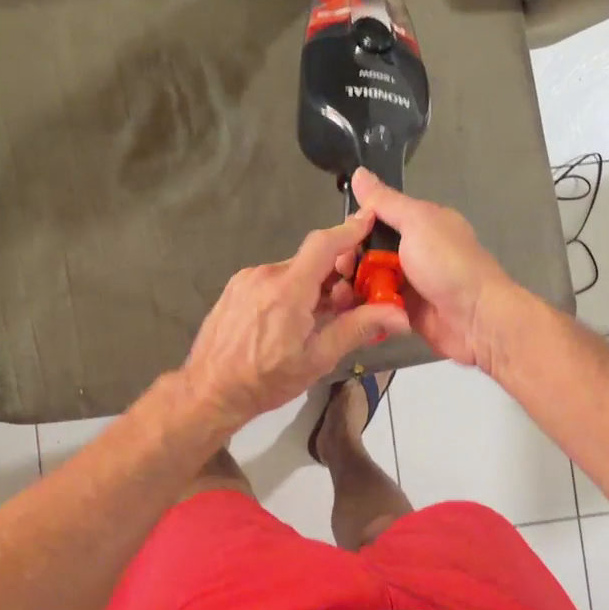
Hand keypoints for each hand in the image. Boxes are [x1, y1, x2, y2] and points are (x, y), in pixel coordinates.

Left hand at [178, 210, 409, 430]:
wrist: (209, 390)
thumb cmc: (265, 380)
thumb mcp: (317, 359)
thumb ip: (357, 328)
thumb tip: (399, 316)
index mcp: (288, 289)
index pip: (324, 244)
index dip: (350, 229)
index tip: (370, 219)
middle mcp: (266, 274)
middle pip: (312, 260)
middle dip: (336, 274)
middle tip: (351, 302)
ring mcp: (247, 278)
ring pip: (293, 271)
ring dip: (313, 286)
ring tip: (320, 319)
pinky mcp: (236, 287)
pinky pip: (274, 279)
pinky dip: (292, 290)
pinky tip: (293, 319)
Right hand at [349, 168, 527, 371]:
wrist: (477, 319)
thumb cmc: (448, 263)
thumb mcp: (417, 222)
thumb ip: (385, 201)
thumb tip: (358, 172)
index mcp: (419, 223)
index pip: (375, 217)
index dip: (354, 227)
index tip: (339, 239)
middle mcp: (412, 250)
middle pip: (367, 250)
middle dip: (350, 259)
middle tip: (340, 272)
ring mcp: (408, 282)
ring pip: (369, 278)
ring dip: (354, 285)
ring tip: (341, 294)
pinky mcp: (403, 311)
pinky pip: (376, 304)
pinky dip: (364, 305)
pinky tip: (348, 309)